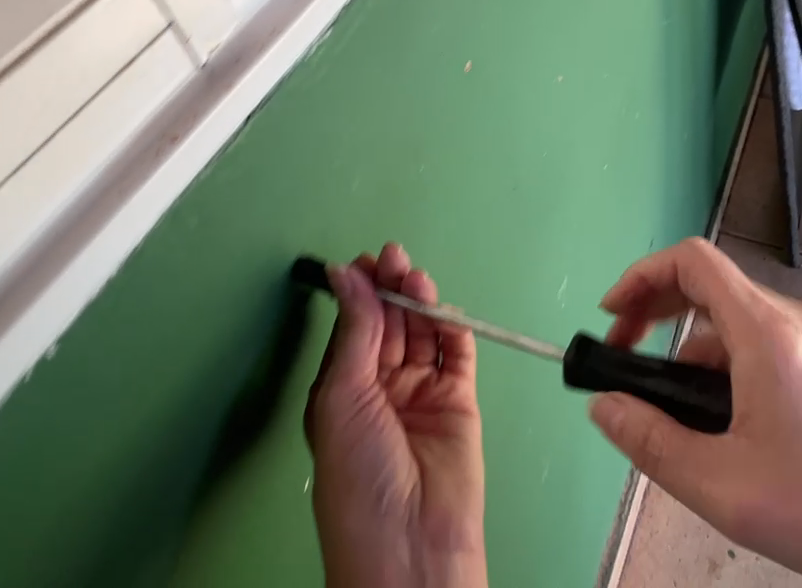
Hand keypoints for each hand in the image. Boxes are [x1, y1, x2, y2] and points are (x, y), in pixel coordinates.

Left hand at [305, 243, 486, 587]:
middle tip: (393, 257)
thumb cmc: (360, 473)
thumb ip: (355, 331)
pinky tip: (444, 308)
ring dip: (419, 302)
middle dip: (390, 289)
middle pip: (389, 324)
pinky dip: (453, 328)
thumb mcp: (343, 397)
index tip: (365, 261)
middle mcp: (381, 386)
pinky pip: (456, 354)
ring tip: (414, 276)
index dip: (360, 294)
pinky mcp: (459, 399)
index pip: (354, 328)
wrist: (411, 543)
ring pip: (422, 333)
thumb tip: (345, 272)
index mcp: (343, 389)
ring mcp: (421, 392)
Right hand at [588, 239, 801, 587]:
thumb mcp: (724, 488)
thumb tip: (604, 407)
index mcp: (766, 332)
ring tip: (678, 415)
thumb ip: (651, 442)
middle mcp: (795, 320)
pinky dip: (727, 367)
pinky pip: (764, 345)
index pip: (692, 261)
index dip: (641, 276)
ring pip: (736, 323)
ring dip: (691, 352)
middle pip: (710, 286)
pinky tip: (728, 426)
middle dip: (657, 314)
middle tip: (627, 361)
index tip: (612, 317)